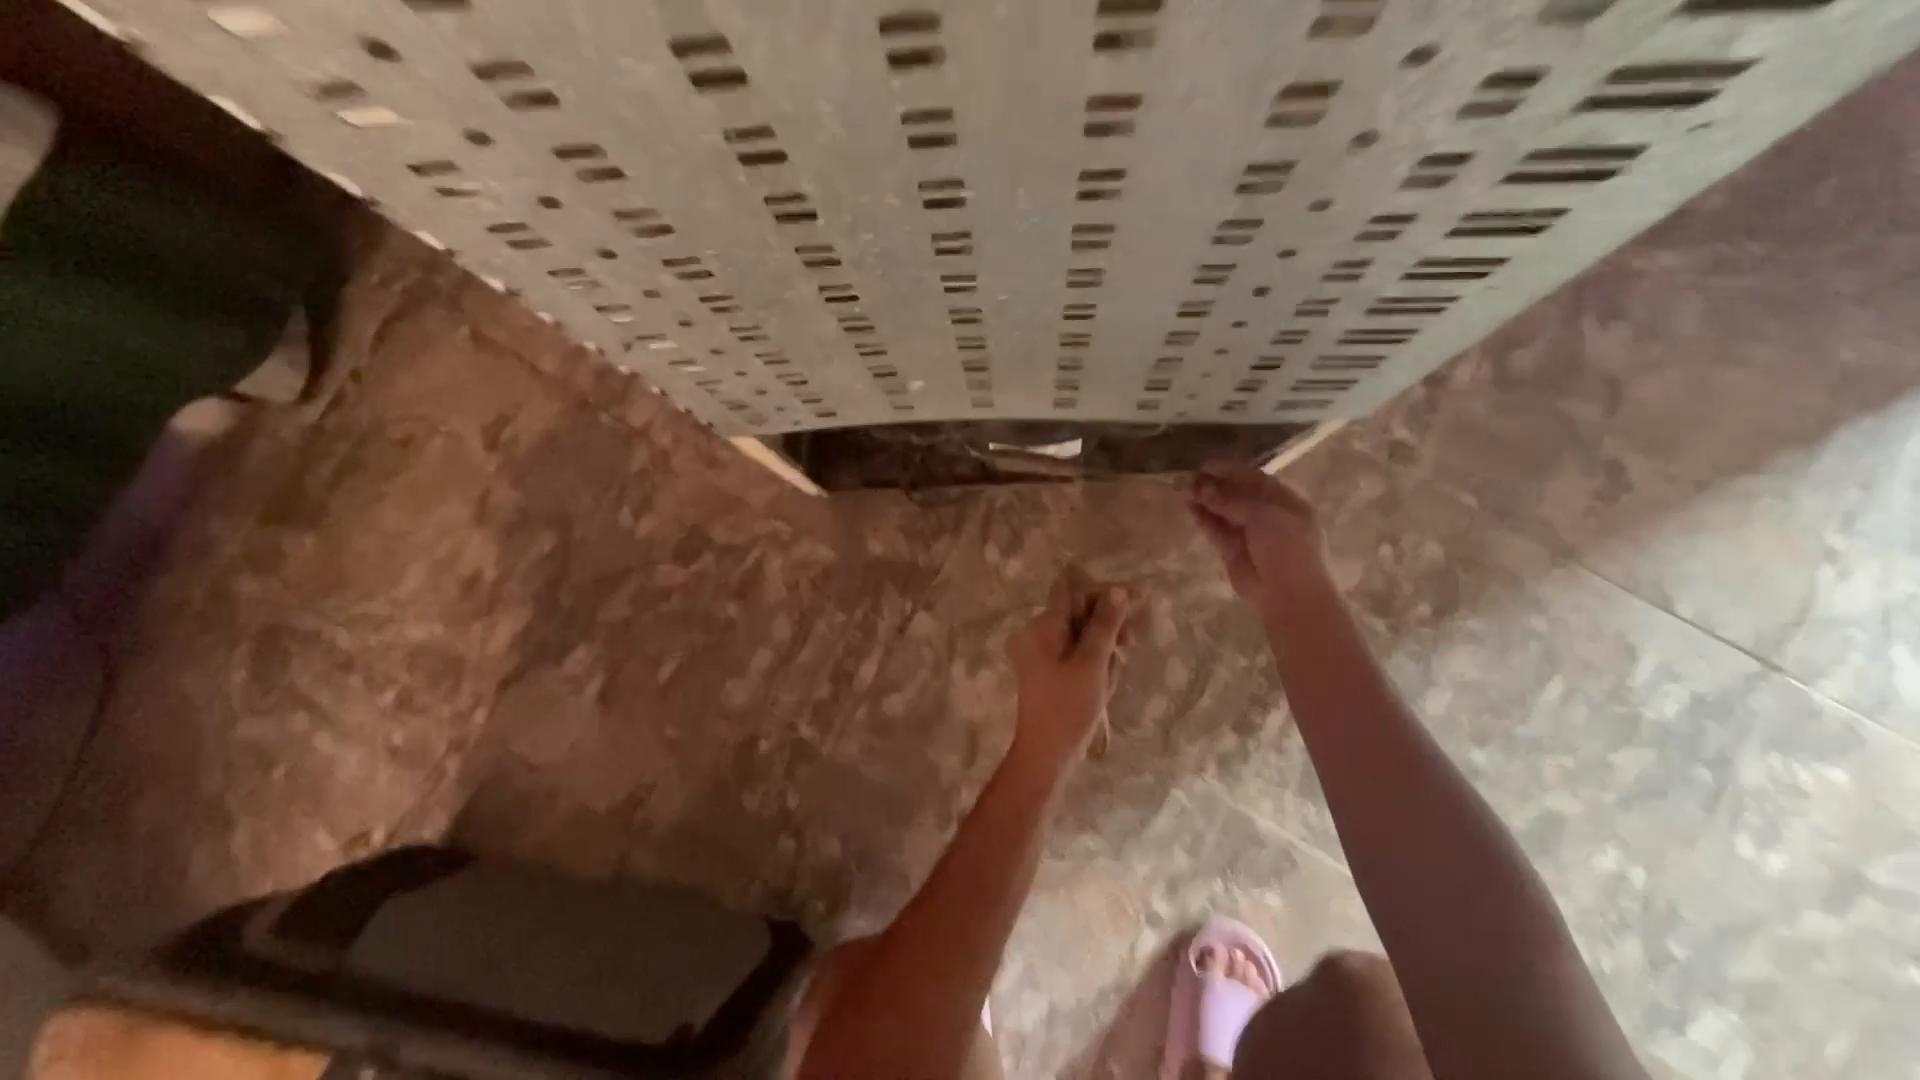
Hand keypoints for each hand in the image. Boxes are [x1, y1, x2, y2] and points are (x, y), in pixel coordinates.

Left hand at [1007, 566, 1135, 771]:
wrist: (1047, 754)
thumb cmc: (1069, 706)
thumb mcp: (1092, 662)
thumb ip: (1105, 624)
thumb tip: (1118, 590)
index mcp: (1042, 627)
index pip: (1075, 592)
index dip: (1107, 593)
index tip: (1139, 601)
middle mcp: (1038, 635)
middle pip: (1081, 614)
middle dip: (1108, 627)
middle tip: (1133, 642)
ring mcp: (1043, 655)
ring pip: (1083, 637)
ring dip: (1104, 650)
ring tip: (1112, 676)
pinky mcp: (1052, 673)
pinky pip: (1078, 656)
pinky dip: (1095, 665)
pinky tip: (1105, 685)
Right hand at [1184, 459, 1331, 619]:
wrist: (1289, 594)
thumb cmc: (1287, 548)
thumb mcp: (1264, 516)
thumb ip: (1231, 499)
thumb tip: (1201, 487)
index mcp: (1285, 502)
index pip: (1255, 479)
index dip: (1231, 470)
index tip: (1206, 465)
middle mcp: (1267, 515)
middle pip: (1237, 494)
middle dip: (1214, 485)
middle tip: (1189, 478)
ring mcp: (1250, 534)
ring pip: (1224, 512)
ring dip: (1205, 501)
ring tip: (1183, 490)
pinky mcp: (1233, 552)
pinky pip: (1217, 530)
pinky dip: (1204, 519)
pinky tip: (1189, 507)